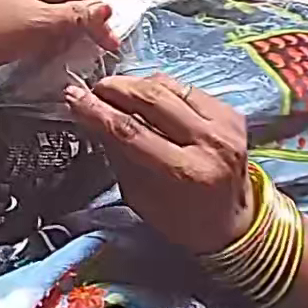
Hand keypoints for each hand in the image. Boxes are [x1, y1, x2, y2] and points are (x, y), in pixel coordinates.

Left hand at [0, 0, 116, 69]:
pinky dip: (46, 32)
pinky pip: (33, 19)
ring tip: (76, 48)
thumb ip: (76, 16)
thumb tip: (107, 9)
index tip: (108, 37)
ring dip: (65, 28)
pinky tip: (52, 48)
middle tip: (97, 46)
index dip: (95, 7)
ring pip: (49, 8)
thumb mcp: (40, 22)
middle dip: (81, 19)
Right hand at [64, 74, 253, 254]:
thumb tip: (93, 116)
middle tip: (93, 89)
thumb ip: (119, 153)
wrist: (234, 224)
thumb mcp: (140, 195)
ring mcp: (226, 125)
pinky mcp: (232, 113)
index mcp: (186, 173)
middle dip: (115, 88)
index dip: (97, 111)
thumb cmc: (179, 218)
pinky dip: (159, 87)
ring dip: (135, 84)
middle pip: (152, 99)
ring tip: (115, 91)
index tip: (72, 96)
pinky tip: (146, 96)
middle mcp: (210, 144)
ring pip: (168, 86)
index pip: (131, 131)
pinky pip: (186, 87)